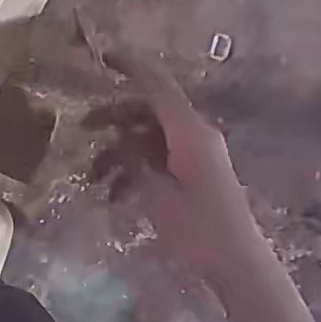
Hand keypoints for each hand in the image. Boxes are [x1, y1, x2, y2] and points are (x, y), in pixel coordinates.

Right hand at [88, 52, 269, 282]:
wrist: (238, 265)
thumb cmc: (199, 230)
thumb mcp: (157, 195)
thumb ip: (135, 160)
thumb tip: (118, 135)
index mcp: (190, 134)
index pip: (157, 87)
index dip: (131, 67)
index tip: (102, 56)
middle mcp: (195, 136)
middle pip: (149, 111)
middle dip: (114, 118)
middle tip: (82, 129)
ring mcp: (196, 155)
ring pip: (149, 137)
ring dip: (119, 151)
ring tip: (93, 177)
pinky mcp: (194, 174)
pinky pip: (158, 158)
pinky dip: (134, 169)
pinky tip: (114, 194)